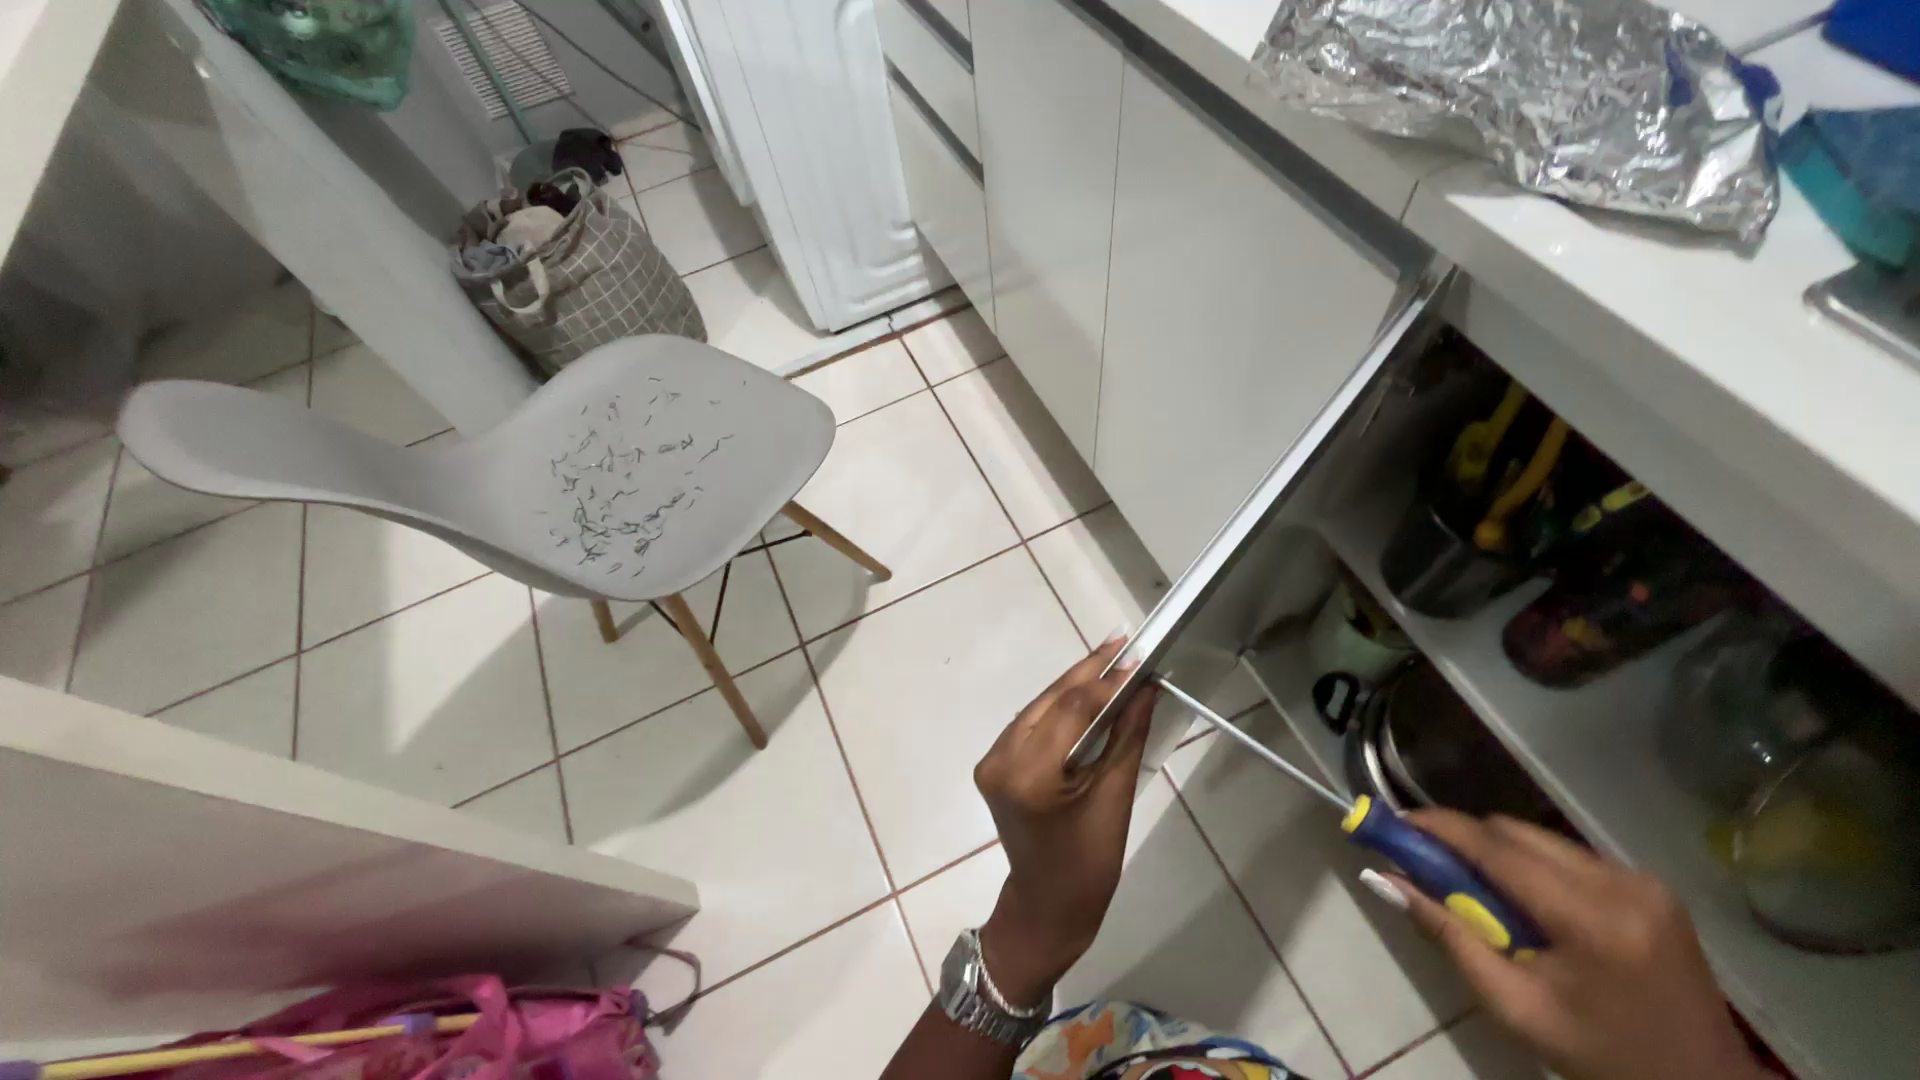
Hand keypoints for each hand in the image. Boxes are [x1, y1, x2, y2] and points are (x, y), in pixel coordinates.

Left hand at [971, 637, 1157, 1007]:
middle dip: (1088, 673)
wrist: (1047, 905)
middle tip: (1122, 643)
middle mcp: (1000, 760)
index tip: (1137, 659)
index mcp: (1029, 776)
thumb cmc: (1089, 864)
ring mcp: (991, 760)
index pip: (1070, 711)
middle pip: (1049, 702)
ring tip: (1111, 660)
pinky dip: (1059, 707)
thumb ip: (1126, 737)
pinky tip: (1086, 691)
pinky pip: (1031, 723)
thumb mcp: (1115, 799)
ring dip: (1074, 686)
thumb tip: (1143, 688)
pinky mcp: (994, 762)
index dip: (1105, 682)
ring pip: (1038, 708)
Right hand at [1391, 811, 1772, 1079]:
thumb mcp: (1512, 1005)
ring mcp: (1643, 880)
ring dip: (1496, 851)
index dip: (1439, 828)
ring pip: (1539, 839)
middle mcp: (1621, 883)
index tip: (1393, 821)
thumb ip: (1447, 935)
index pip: (1496, 848)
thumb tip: (1384, 880)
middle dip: (1462, 838)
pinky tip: (1519, 898)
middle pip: (1515, 833)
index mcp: (1590, 919)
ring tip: (1468, 884)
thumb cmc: (1600, 1056)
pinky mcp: (1651, 885)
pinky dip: (1530, 865)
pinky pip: (1567, 856)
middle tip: (1421, 857)